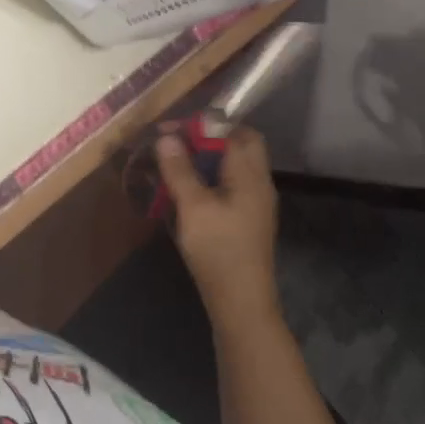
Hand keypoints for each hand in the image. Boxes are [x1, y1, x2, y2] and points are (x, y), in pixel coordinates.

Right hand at [157, 126, 279, 322]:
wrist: (240, 300)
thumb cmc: (218, 249)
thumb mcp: (193, 207)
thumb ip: (179, 169)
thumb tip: (166, 137)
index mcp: (250, 176)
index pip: (233, 131)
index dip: (201, 123)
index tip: (169, 130)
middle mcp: (257, 183)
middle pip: (238, 144)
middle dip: (205, 137)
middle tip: (173, 144)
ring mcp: (252, 202)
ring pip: (231, 165)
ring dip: (203, 158)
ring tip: (171, 165)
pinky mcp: (244, 218)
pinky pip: (227, 184)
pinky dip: (205, 178)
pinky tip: (181, 191)